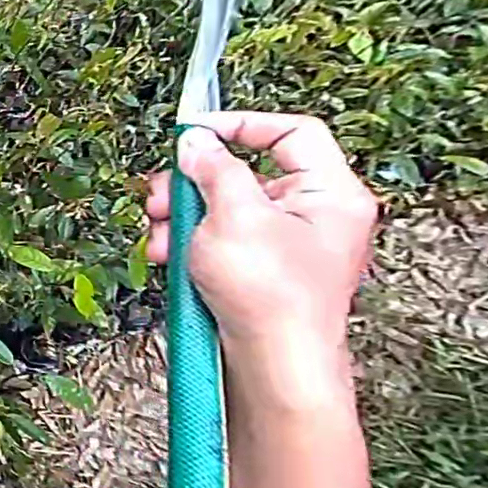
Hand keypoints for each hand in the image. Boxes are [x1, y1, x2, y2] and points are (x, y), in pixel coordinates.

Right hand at [144, 112, 377, 412]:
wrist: (272, 364)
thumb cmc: (269, 295)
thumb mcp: (234, 215)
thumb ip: (214, 168)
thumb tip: (196, 142)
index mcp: (328, 193)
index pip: (290, 133)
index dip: (240, 124)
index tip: (194, 131)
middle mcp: (309, 213)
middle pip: (241, 171)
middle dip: (191, 182)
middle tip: (162, 195)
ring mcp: (279, 241)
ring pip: (217, 204)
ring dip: (178, 215)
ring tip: (159, 235)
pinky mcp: (252, 264)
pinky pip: (212, 235)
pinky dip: (183, 240)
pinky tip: (165, 255)